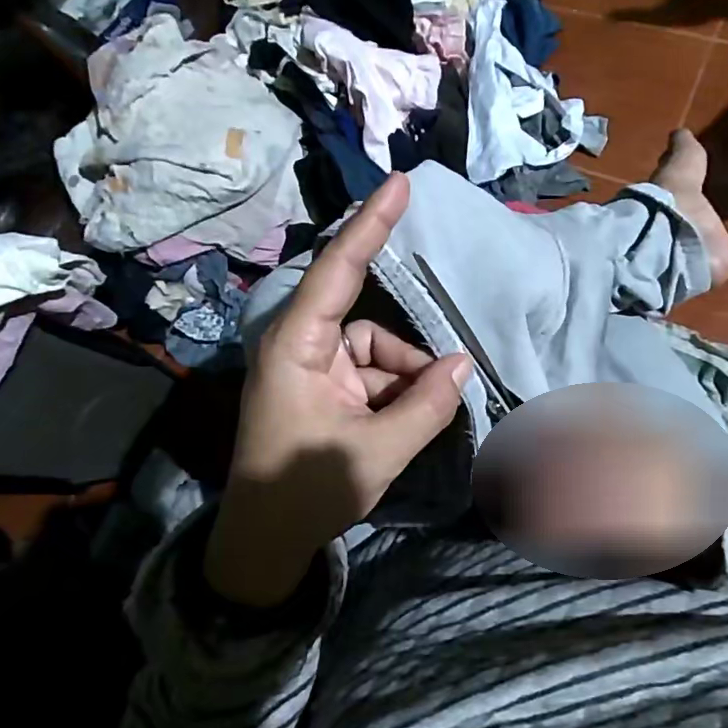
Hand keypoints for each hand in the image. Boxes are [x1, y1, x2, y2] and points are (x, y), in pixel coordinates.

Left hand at [204, 173, 472, 606]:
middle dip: (407, 357)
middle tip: (442, 385)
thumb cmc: (305, 492)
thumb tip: (463, 365)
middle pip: (369, 325)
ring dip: (405, 381)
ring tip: (415, 424)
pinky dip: (396, 393)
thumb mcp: (375, 453)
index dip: (370, 225)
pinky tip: (406, 423)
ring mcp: (313, 368)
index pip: (336, 271)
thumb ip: (425, 406)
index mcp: (296, 347)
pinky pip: (372, 375)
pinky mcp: (323, 388)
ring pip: (377, 352)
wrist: (264, 542)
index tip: (400, 185)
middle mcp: (301, 345)